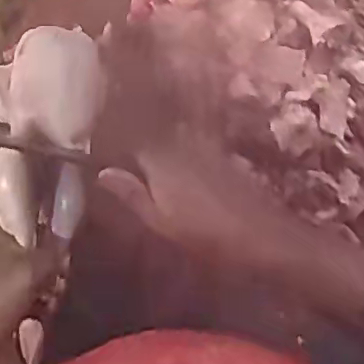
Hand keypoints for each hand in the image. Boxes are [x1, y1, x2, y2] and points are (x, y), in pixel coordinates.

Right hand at [96, 139, 320, 277]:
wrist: (262, 234)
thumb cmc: (206, 234)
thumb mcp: (161, 222)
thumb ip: (132, 194)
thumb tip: (101, 172)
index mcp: (159, 159)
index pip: (131, 137)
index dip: (117, 134)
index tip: (101, 132)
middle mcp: (178, 144)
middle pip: (151, 131)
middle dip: (136, 128)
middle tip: (117, 132)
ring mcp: (201, 147)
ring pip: (171, 134)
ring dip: (157, 133)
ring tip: (141, 141)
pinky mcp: (218, 155)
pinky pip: (190, 140)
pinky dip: (179, 143)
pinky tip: (176, 162)